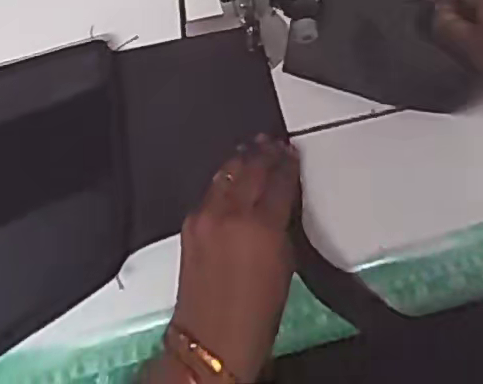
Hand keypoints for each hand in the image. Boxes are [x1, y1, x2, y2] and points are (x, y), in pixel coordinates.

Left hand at [170, 135, 298, 382]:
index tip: (292, 152)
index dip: (287, 163)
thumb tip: (280, 201)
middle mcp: (232, 212)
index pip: (279, 181)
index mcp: (262, 226)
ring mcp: (207, 214)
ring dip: (243, 158)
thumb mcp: (284, 267)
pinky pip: (211, 189)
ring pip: (228, 171)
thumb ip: (282, 226)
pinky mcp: (190, 221)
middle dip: (265, 153)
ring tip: (253, 147)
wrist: (210, 341)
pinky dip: (225, 177)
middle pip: (252, 168)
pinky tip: (232, 174)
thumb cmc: (258, 315)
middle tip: (274, 142)